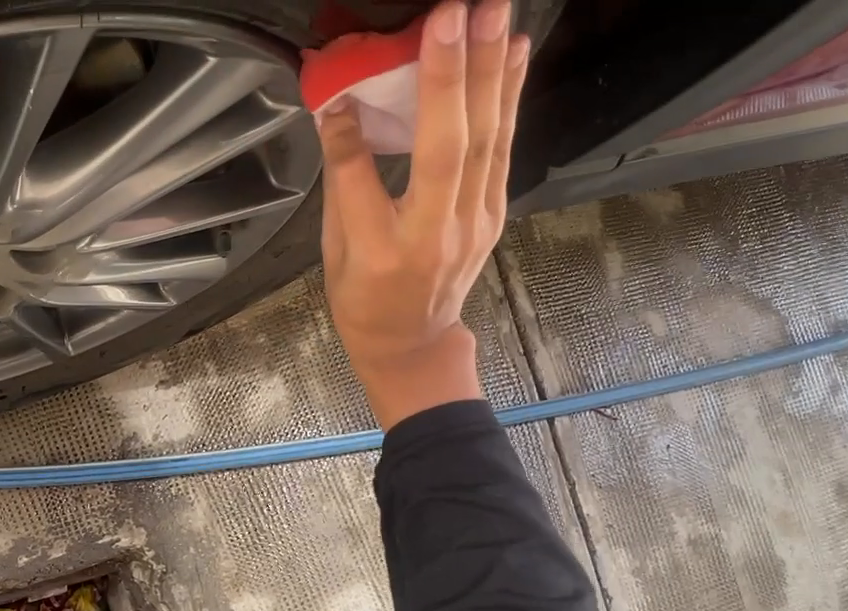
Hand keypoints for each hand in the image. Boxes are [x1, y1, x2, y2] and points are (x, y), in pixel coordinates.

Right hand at [318, 0, 528, 427]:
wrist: (412, 340)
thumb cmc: (362, 301)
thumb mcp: (335, 255)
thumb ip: (342, 187)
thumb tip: (340, 115)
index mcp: (378, 255)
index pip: (360, 184)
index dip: (351, 136)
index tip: (342, 91)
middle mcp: (431, 238)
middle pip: (445, 152)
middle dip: (451, 78)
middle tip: (455, 14)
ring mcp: (472, 224)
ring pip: (485, 142)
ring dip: (490, 72)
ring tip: (492, 14)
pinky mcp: (494, 213)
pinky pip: (502, 149)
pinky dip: (508, 97)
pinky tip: (513, 53)